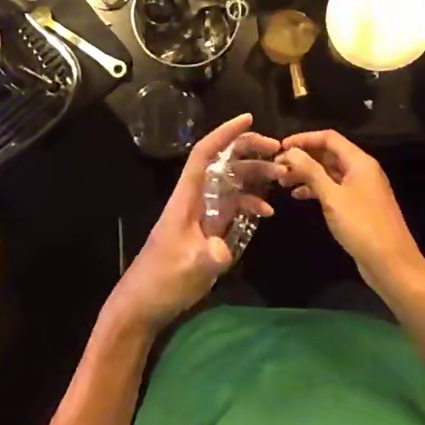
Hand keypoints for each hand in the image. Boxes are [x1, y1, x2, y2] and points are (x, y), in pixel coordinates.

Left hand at [103, 114, 278, 336]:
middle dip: (249, 150)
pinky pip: (233, 206)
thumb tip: (224, 248)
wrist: (143, 306)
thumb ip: (209, 256)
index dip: (224, 133)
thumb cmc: (161, 281)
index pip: (204, 154)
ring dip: (255, 175)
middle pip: (223, 162)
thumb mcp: (188, 269)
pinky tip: (267, 212)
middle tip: (278, 150)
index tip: (248, 118)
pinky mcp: (208, 230)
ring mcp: (202, 213)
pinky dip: (251, 203)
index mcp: (186, 198)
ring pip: (231, 182)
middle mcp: (195, 198)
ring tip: (281, 176)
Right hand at [274, 130, 424, 293]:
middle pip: (329, 153)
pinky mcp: (359, 205)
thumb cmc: (361, 226)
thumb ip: (311, 171)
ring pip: (330, 172)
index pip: (329, 138)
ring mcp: (361, 188)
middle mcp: (362, 170)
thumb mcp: (332, 197)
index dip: (304, 138)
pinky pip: (335, 188)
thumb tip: (292, 151)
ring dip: (308, 174)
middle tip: (278, 168)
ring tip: (283, 182)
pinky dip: (317, 189)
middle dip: (304, 157)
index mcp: (359, 161)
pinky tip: (299, 196)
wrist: (391, 262)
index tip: (281, 148)